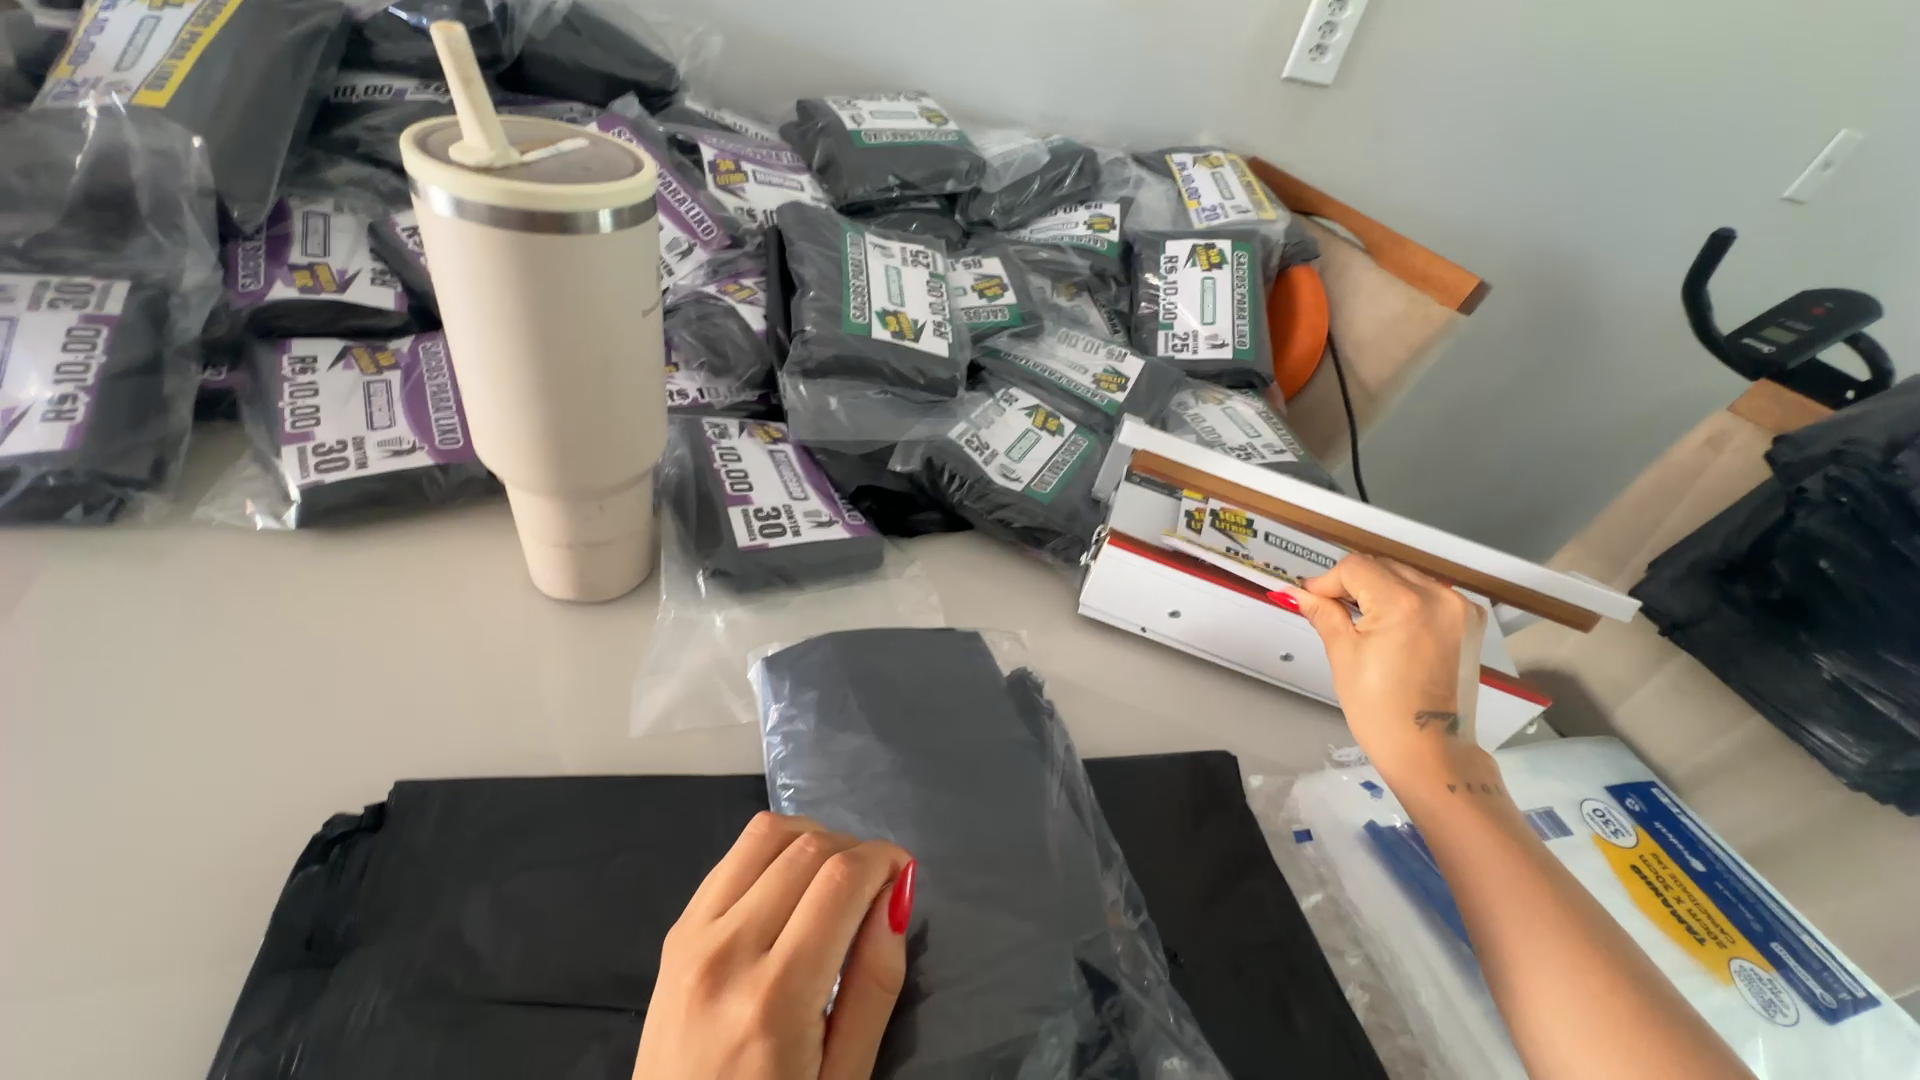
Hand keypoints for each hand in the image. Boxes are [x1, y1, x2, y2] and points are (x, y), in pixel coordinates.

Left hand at [634, 813, 916, 1079]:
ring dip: (815, 838)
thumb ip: (875, 983)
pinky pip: (733, 856)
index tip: (904, 873)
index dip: (884, 859)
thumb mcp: (844, 1075)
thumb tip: (897, 894)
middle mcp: (726, 953)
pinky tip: (792, 884)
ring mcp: (692, 937)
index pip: (841, 880)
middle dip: (857, 849)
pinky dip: (775, 850)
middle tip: (876, 883)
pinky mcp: (675, 933)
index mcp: (774, 998)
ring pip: (768, 834)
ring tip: (835, 877)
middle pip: (808, 848)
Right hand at [1283, 554, 1486, 776]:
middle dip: (1353, 583)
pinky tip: (1390, 626)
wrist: (1430, 749)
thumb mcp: (1343, 655)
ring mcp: (1460, 608)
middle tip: (1332, 610)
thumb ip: (1324, 613)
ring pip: (1406, 576)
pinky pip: (1429, 593)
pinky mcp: (1470, 622)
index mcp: (1403, 603)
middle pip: (1382, 566)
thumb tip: (1299, 593)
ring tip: (1361, 621)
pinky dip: (1405, 600)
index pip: (1356, 568)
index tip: (1313, 600)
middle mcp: (1438, 596)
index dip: (1328, 581)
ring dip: (1379, 589)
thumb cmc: (1379, 708)